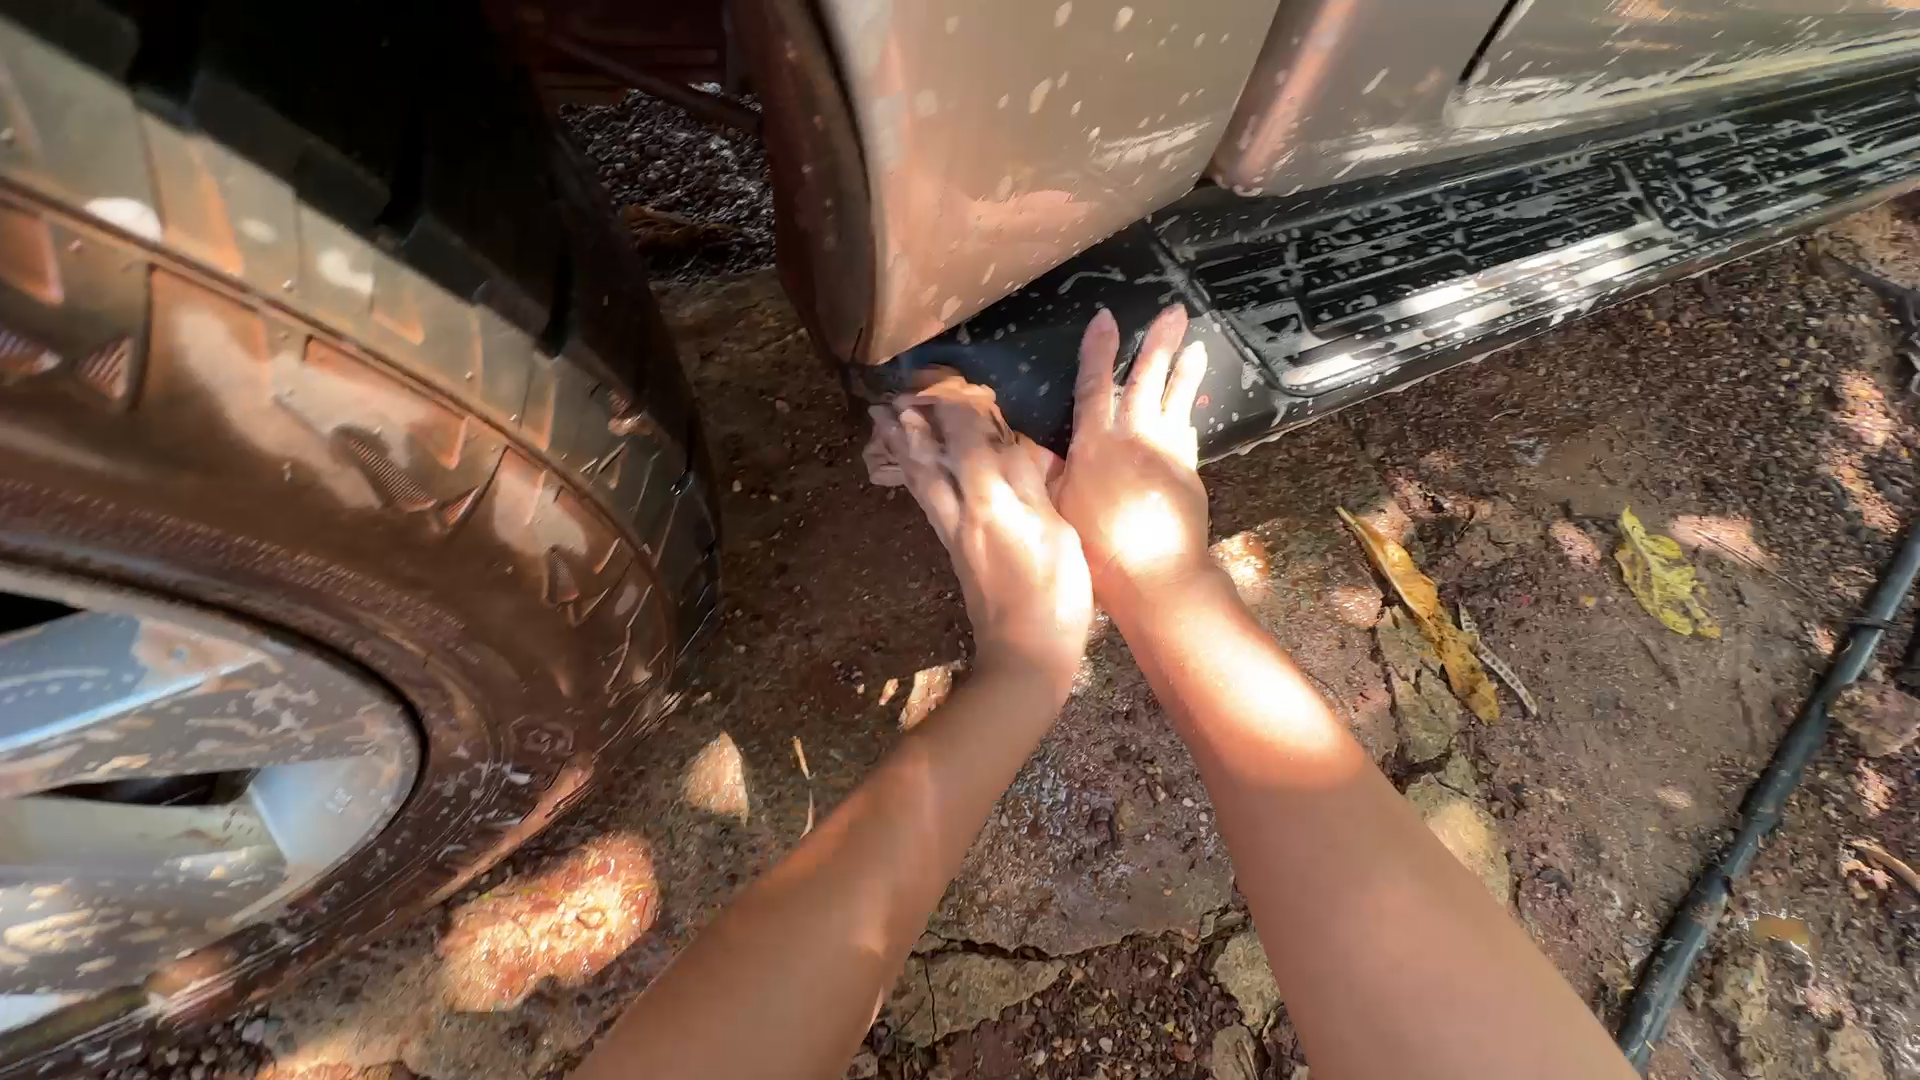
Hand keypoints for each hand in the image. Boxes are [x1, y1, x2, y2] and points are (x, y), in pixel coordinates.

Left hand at [871, 400, 1093, 687]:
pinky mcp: (954, 553)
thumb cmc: (1056, 597)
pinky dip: (915, 478)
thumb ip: (1033, 488)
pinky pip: (927, 502)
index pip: (966, 441)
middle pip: (928, 460)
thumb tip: (1013, 449)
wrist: (1024, 655)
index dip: (954, 406)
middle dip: (908, 426)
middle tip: (886, 396)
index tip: (945, 377)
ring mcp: (954, 535)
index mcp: (991, 504)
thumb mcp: (1058, 535)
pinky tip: (913, 472)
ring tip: (881, 422)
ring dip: (901, 448)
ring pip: (920, 482)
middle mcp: (962, 514)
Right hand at [1051, 306, 1213, 619]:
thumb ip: (1057, 473)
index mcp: (1094, 445)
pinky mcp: (1186, 471)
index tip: (1106, 318)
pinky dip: (1185, 416)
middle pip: (1145, 381)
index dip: (1098, 351)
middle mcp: (1132, 439)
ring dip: (1185, 370)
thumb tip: (1051, 451)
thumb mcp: (1059, 507)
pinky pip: (1185, 435)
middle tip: (1174, 312)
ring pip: (1176, 401)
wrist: (1152, 574)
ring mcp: (1165, 452)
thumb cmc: (1095, 546)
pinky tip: (1189, 409)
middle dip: (1157, 343)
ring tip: (1198, 346)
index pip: (1093, 387)